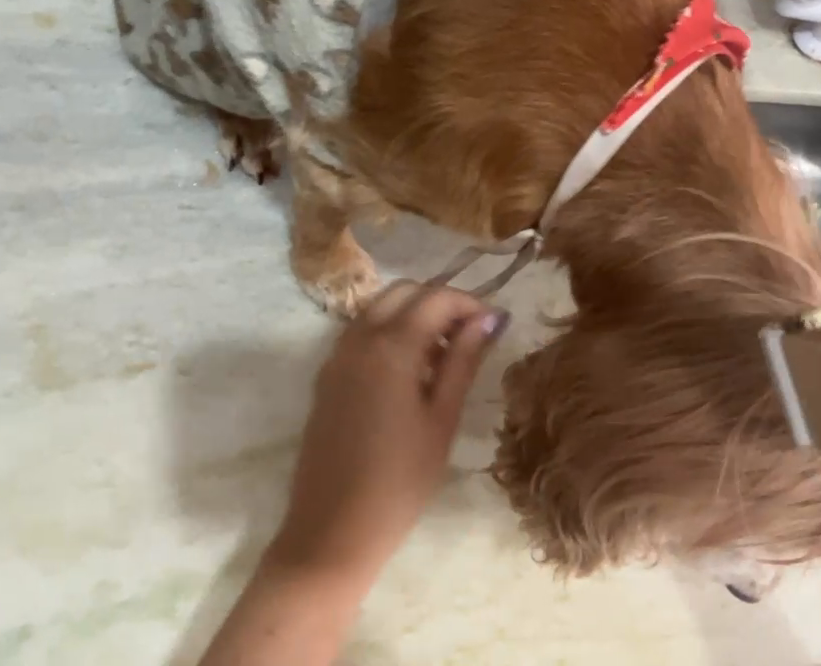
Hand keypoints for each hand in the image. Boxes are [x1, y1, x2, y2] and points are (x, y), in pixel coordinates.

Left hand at [266, 281, 507, 580]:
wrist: (332, 529)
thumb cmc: (400, 481)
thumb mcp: (442, 420)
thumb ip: (462, 361)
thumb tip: (487, 319)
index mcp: (391, 346)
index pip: (436, 298)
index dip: (469, 303)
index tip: (494, 325)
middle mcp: (359, 338)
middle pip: (404, 291)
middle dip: (440, 302)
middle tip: (470, 336)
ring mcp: (337, 355)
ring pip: (379, 308)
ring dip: (413, 314)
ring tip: (444, 355)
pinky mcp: (327, 375)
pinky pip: (361, 332)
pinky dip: (389, 332)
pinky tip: (410, 371)